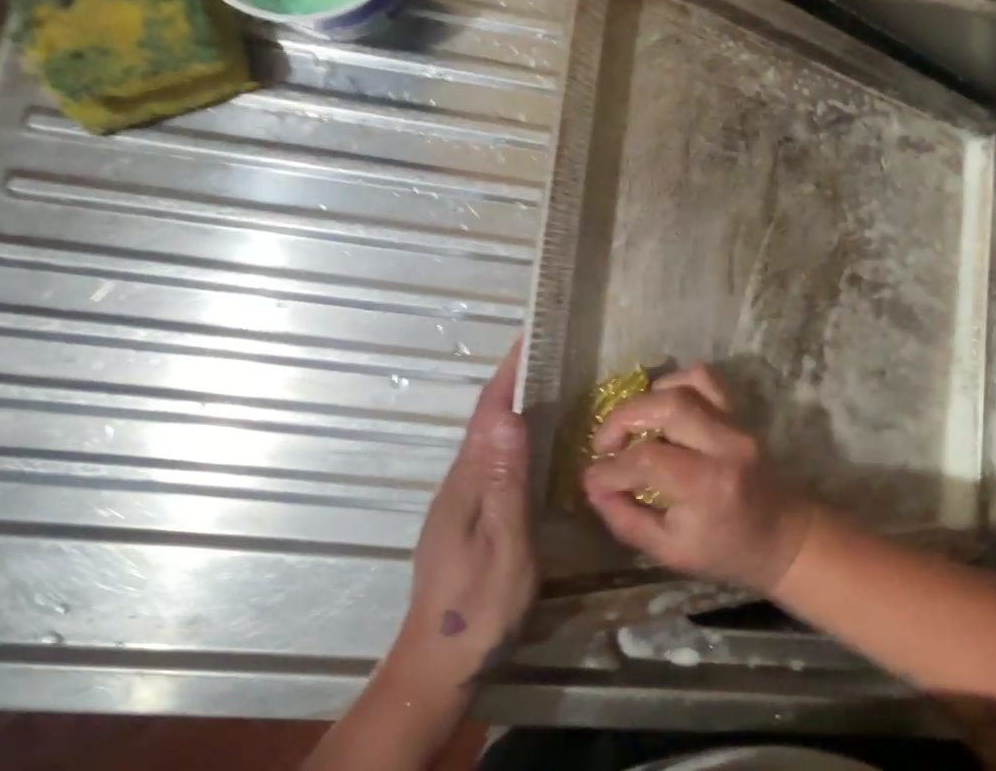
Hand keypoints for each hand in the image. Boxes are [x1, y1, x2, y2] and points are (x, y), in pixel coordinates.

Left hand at [397, 340, 536, 687]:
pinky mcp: (468, 519)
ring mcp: (461, 502)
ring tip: (552, 388)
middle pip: (485, 420)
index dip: (507, 372)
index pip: (487, 413)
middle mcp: (459, 483)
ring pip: (488, 441)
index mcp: (467, 482)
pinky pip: (493, 463)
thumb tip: (507, 415)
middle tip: (554, 355)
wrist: (441, 661)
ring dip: (513, 408)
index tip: (531, 335)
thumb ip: (505, 481)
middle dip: (513, 382)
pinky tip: (537, 446)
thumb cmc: (479, 605)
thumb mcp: (504, 544)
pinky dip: (514, 439)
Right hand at [581, 363, 814, 593]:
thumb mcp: (669, 551)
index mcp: (707, 486)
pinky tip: (658, 407)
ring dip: (646, 400)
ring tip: (629, 426)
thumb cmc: (724, 551)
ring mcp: (735, 424)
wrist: (781, 537)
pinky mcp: (738, 414)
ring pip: (685, 386)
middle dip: (622, 419)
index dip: (609, 468)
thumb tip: (592, 486)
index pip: (647, 460)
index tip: (591, 479)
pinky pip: (705, 380)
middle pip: (666, 406)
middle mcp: (724, 445)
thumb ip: (627, 518)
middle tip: (603, 444)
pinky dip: (675, 383)